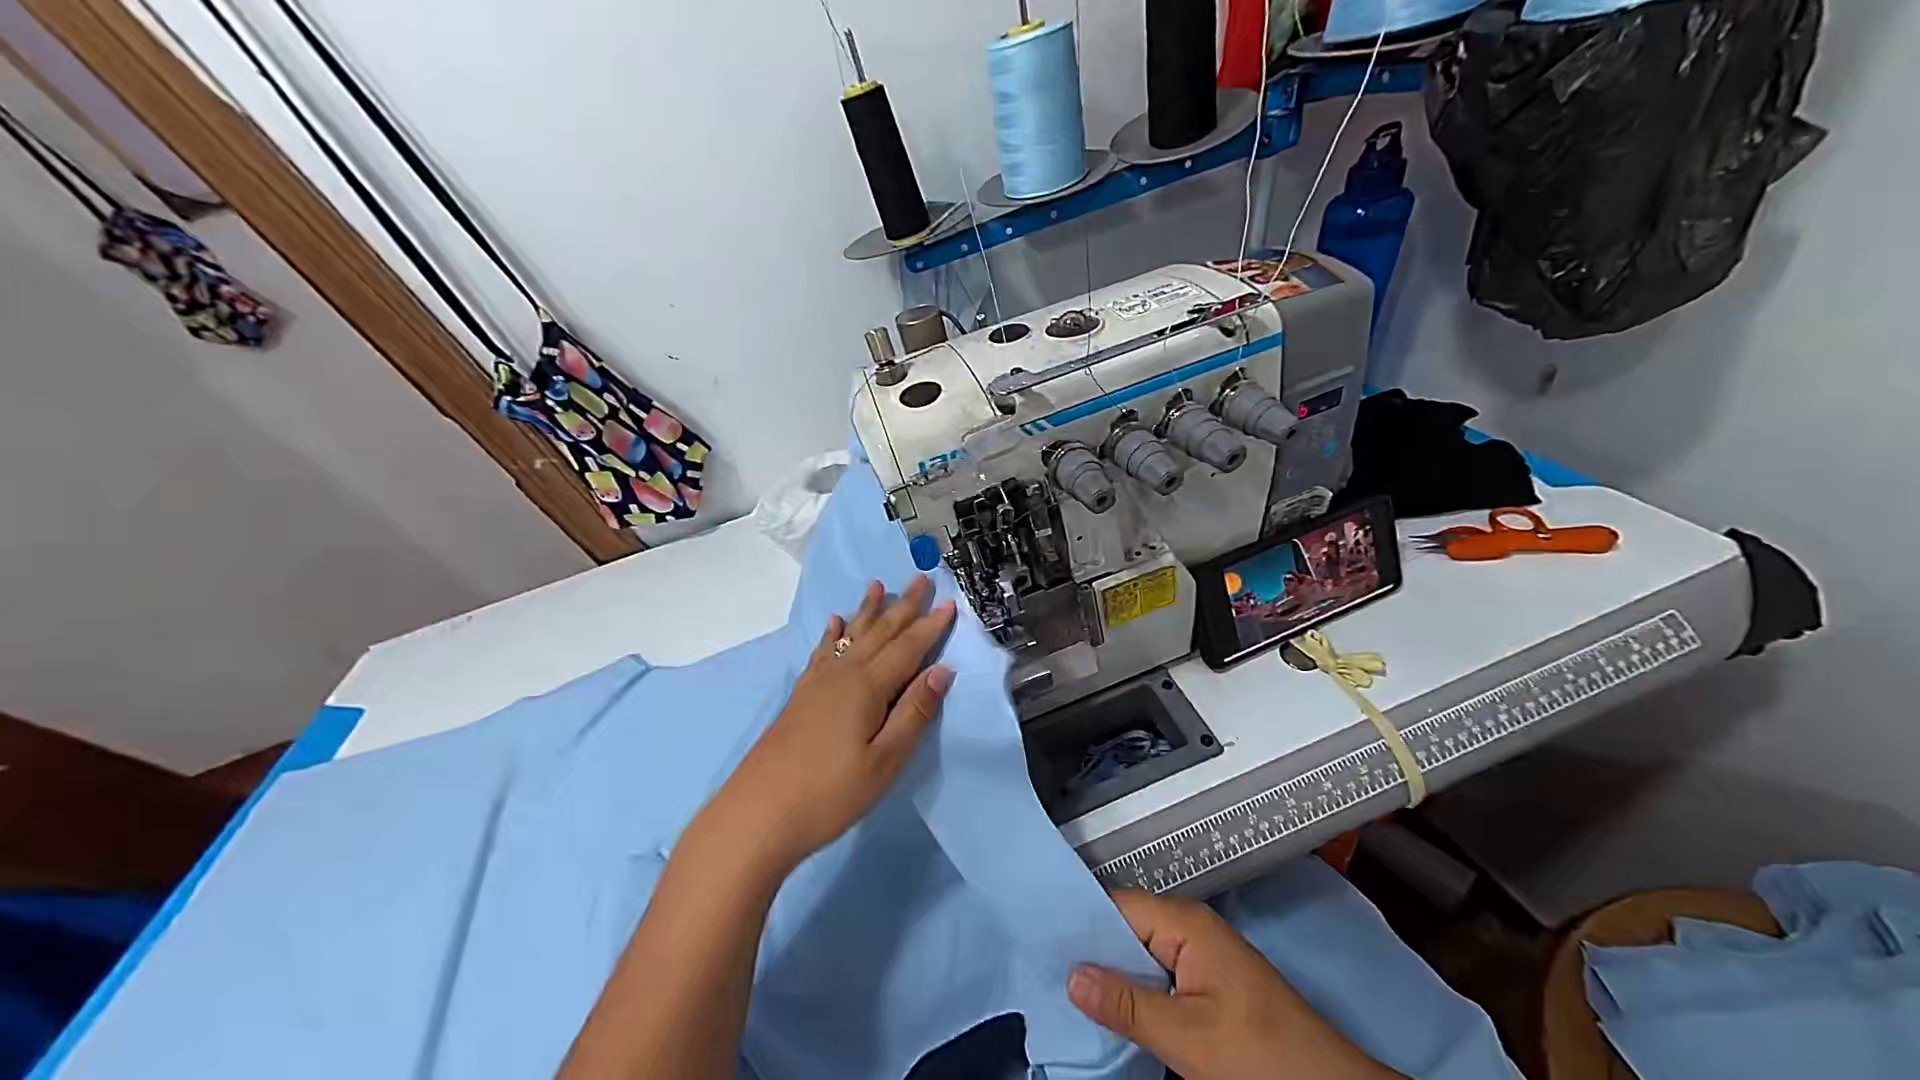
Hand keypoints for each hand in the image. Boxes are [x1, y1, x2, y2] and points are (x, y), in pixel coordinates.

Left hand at [697, 576, 956, 876]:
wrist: (758, 814)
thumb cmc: (830, 793)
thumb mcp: (885, 761)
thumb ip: (914, 712)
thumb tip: (942, 670)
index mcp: (867, 687)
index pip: (908, 648)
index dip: (931, 626)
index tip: (950, 603)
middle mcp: (843, 674)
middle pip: (880, 632)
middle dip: (904, 606)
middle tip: (921, 579)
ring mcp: (818, 683)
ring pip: (851, 635)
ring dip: (868, 610)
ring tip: (879, 585)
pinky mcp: (801, 696)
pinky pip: (823, 652)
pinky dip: (832, 633)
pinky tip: (834, 622)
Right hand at [1068, 889, 1403, 1079]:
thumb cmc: (1261, 1056)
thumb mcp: (1187, 1035)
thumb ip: (1126, 1003)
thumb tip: (1071, 975)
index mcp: (1186, 923)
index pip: (1116, 904)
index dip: (1079, 921)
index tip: (1039, 938)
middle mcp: (1191, 929)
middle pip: (1125, 927)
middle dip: (1089, 950)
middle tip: (1042, 967)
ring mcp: (1199, 958)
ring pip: (1139, 954)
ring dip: (1109, 974)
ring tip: (1063, 988)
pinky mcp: (1206, 986)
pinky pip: (1156, 976)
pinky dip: (1132, 991)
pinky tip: (1106, 1008)